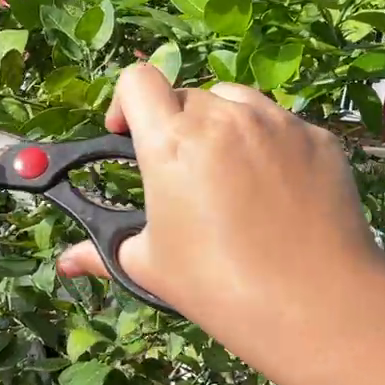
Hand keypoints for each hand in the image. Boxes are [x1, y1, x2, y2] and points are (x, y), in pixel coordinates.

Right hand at [57, 65, 384, 363]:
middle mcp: (223, 118)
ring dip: (218, 123)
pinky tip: (269, 190)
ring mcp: (277, 124)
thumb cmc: (216, 284)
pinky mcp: (318, 139)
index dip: (124, 101)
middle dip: (173, 123)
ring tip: (222, 172)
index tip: (125, 133)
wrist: (315, 304)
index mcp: (171, 141)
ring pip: (234, 101)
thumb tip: (66, 263)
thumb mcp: (149, 264)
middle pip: (185, 94)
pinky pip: (279, 124)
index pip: (137, 80)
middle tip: (176, 171)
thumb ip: (101, 251)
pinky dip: (263, 143)